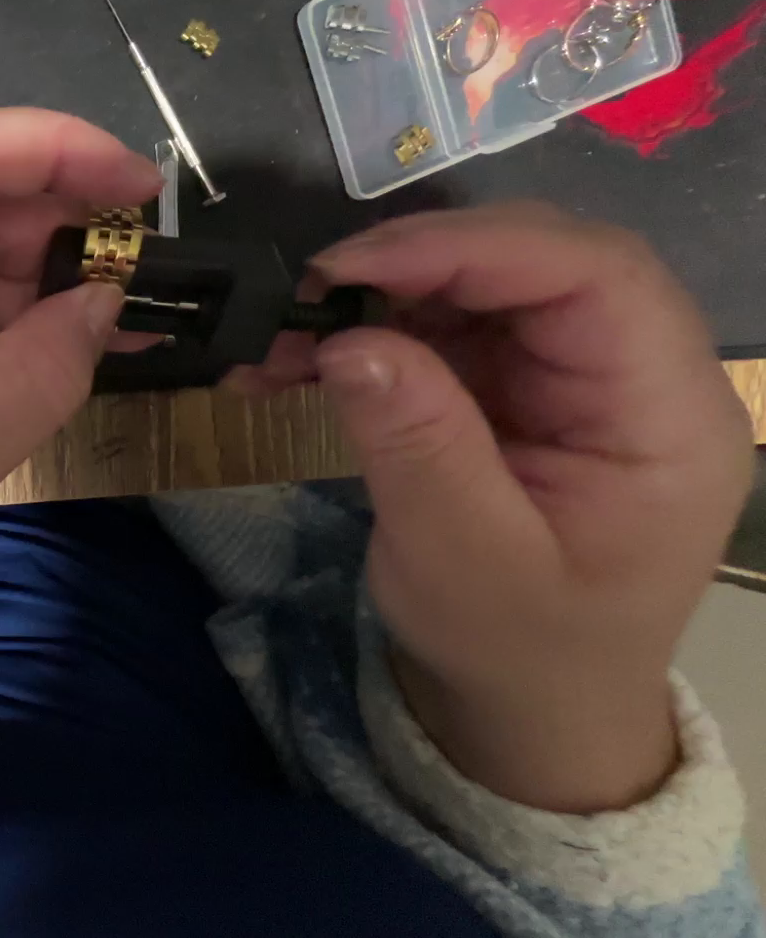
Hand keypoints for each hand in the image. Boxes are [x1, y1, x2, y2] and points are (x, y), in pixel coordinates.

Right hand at [235, 203, 753, 811]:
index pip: (592, 277)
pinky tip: (291, 363)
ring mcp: (558, 376)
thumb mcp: (459, 553)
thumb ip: (415, 442)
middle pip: (533, 262)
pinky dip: (354, 335)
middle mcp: (622, 373)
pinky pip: (429, 331)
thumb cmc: (511, 637)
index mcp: (660, 413)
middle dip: (409, 263)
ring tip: (276, 342)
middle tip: (301, 297)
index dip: (467, 250)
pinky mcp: (499, 389)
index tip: (342, 270)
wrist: (520, 687)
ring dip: (366, 300)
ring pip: (470, 287)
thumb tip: (346, 340)